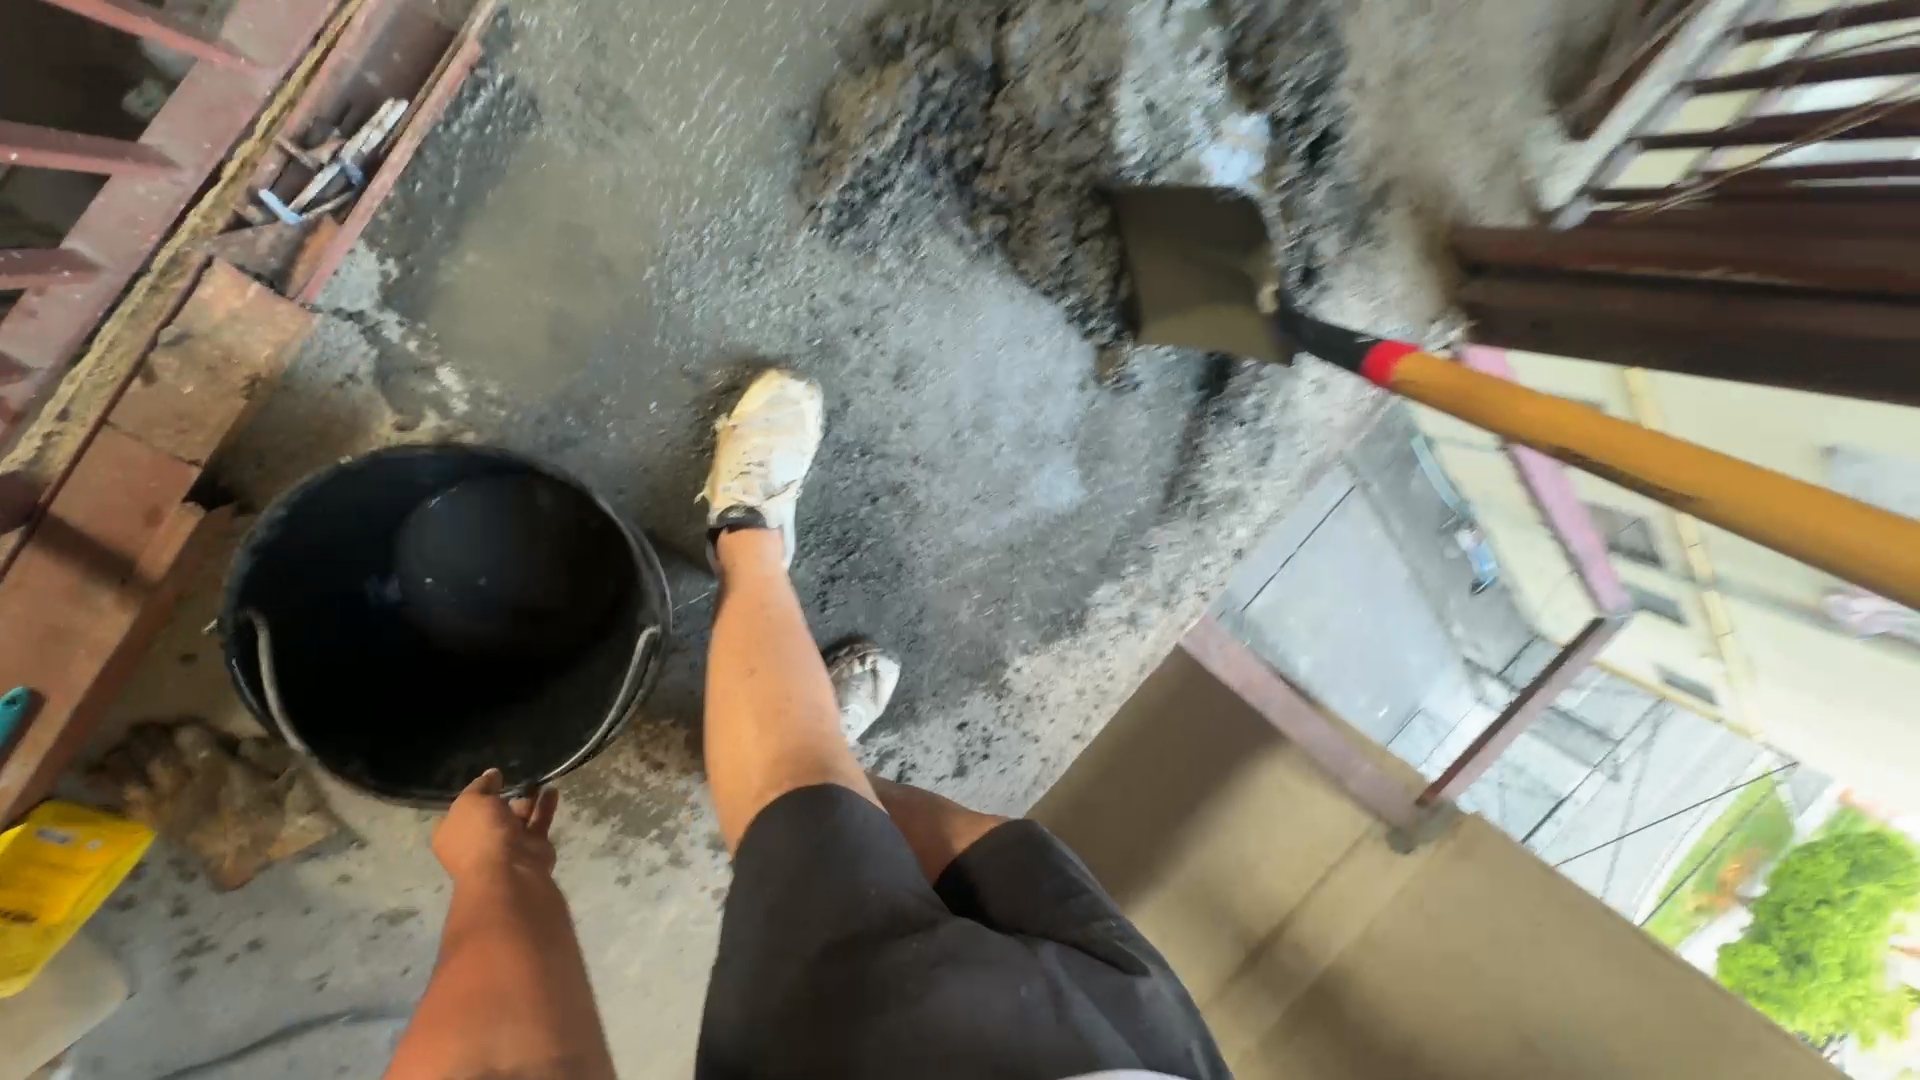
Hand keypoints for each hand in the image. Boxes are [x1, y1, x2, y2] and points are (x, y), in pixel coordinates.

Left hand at [432, 769, 560, 882]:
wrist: (508, 869)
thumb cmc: (479, 834)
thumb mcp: (470, 801)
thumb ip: (481, 786)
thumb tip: (491, 774)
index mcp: (452, 834)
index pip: (457, 812)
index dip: (470, 796)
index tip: (486, 780)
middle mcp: (476, 841)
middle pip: (489, 815)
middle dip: (501, 798)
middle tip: (513, 778)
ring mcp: (505, 846)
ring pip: (516, 817)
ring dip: (526, 800)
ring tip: (536, 779)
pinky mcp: (531, 846)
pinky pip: (538, 821)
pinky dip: (545, 806)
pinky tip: (551, 789)